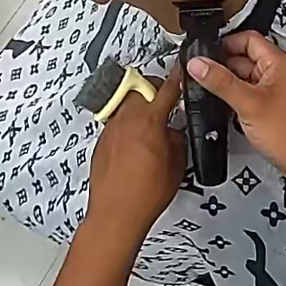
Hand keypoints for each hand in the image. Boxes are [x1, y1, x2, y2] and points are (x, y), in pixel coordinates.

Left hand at [85, 67, 186, 237]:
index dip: (178, 78)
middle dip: (156, 90)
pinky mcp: (102, 142)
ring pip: (128, 104)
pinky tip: (139, 142)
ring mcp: (111, 130)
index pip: (167, 89)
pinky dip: (130, 124)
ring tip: (154, 123)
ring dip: (142, 107)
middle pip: (141, 89)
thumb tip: (175, 131)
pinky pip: (118, 122)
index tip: (183, 70)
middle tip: (168, 99)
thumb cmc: (145, 194)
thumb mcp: (177, 164)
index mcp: (149, 122)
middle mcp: (126, 121)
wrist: (116, 215)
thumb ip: (177, 139)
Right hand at [186, 31, 285, 175]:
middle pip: (244, 57)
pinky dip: (238, 97)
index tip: (205, 55)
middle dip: (222, 66)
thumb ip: (221, 81)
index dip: (225, 44)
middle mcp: (281, 72)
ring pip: (246, 76)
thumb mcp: (248, 103)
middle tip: (202, 77)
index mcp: (280, 63)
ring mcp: (278, 88)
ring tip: (212, 93)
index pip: (248, 39)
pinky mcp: (274, 104)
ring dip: (229, 83)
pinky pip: (251, 92)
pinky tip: (227, 107)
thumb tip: (199, 64)